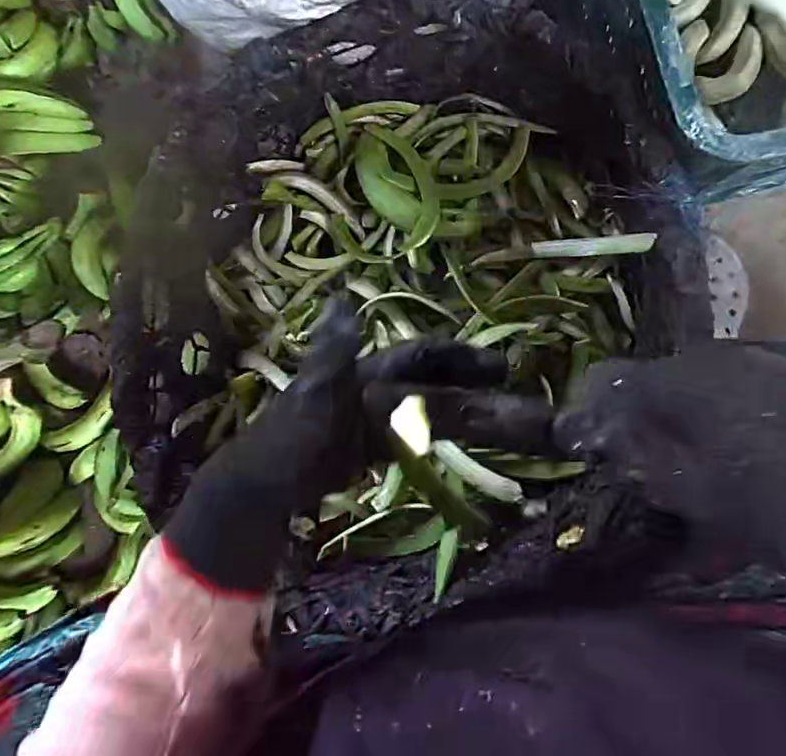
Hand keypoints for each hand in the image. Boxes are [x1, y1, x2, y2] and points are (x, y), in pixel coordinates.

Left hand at [165, 299, 530, 592]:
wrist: (262, 484)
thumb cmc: (286, 438)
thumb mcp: (312, 392)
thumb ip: (334, 351)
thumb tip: (344, 301)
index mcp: (369, 371)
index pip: (423, 356)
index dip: (461, 357)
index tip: (501, 366)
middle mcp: (380, 389)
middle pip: (440, 386)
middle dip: (479, 389)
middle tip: (523, 398)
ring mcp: (378, 419)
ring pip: (435, 413)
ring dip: (470, 415)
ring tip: (511, 424)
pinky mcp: (374, 447)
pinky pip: (419, 439)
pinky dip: (444, 439)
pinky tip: (466, 445)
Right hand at [555, 342, 785, 693]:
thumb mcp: (700, 495)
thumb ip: (641, 461)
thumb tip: (602, 439)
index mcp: (681, 379)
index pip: (610, 380)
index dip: (586, 408)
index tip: (578, 436)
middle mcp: (714, 355)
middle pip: (653, 378)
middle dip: (634, 413)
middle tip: (631, 453)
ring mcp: (759, 360)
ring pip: (694, 381)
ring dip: (677, 413)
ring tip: (682, 454)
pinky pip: (733, 386)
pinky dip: (716, 411)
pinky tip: (734, 444)